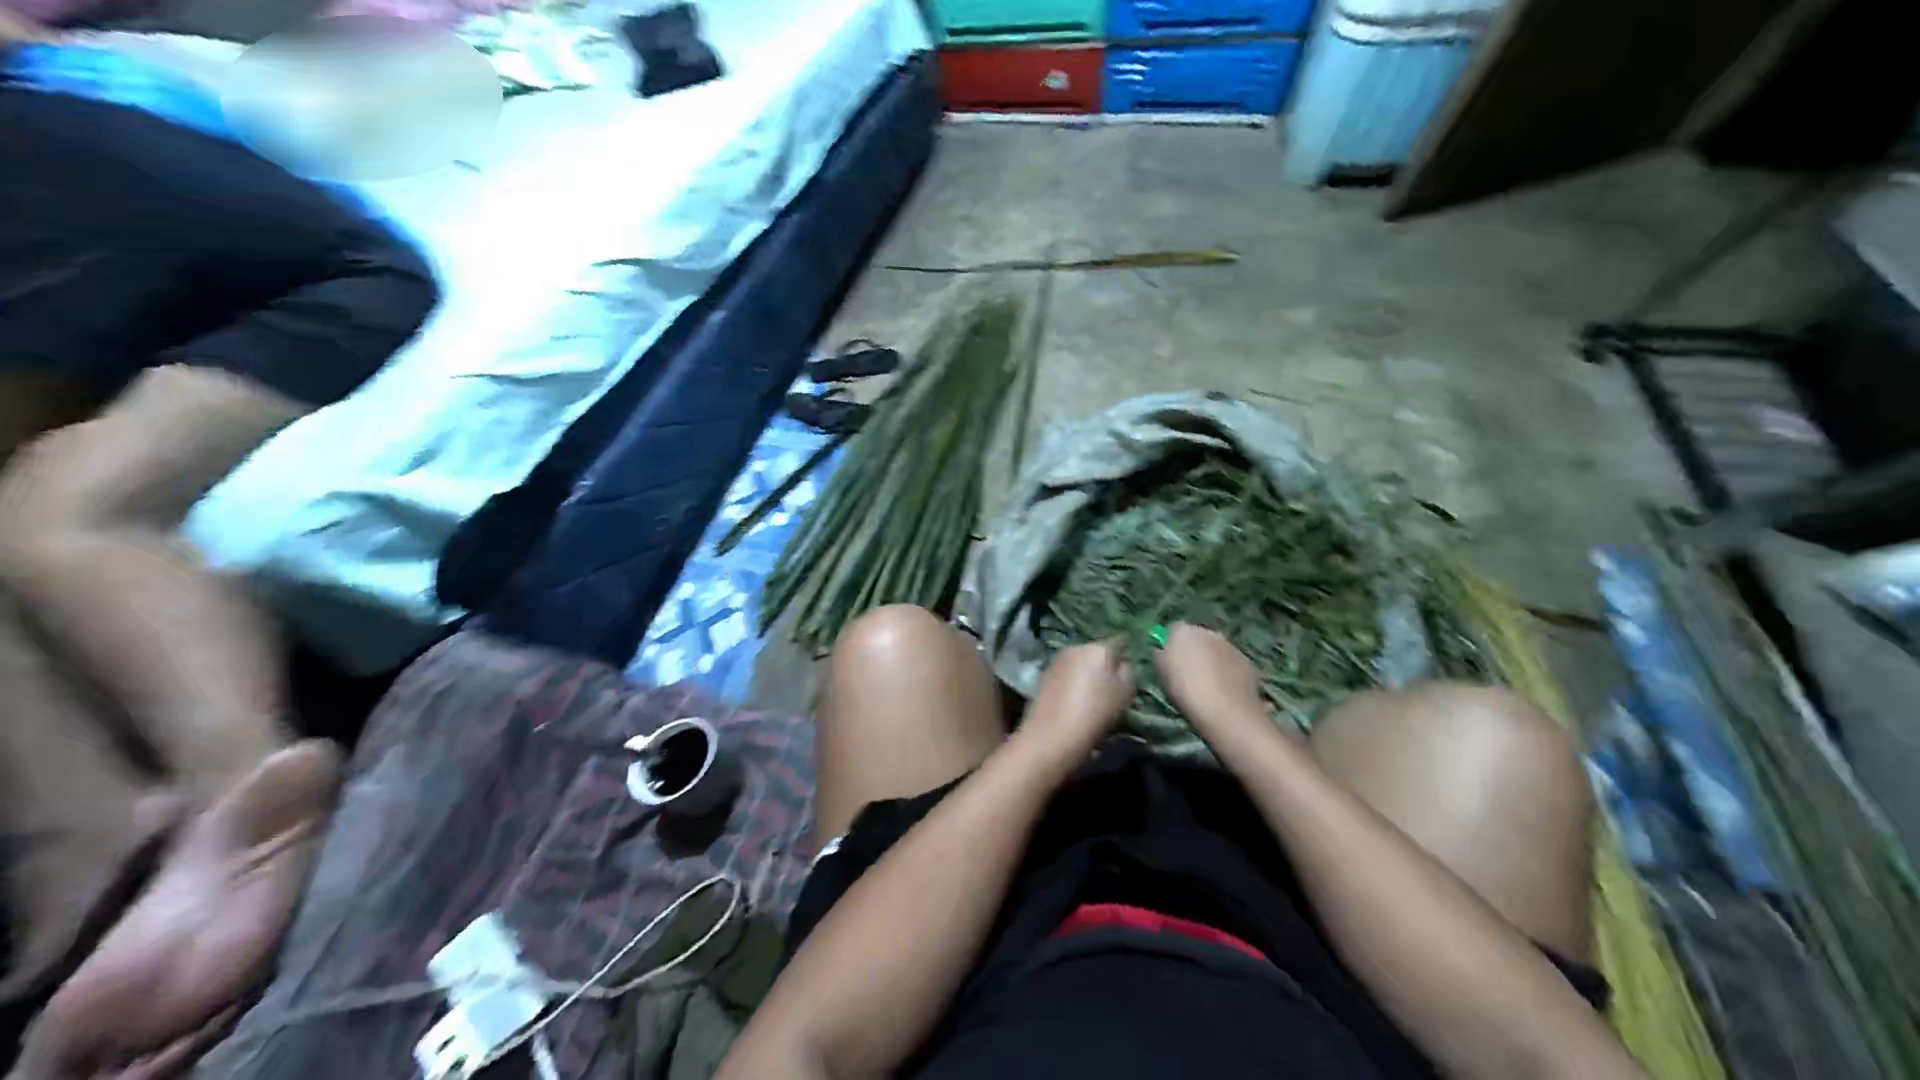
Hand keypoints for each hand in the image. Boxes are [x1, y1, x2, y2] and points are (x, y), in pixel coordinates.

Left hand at [1018, 642, 1133, 762]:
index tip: (1131, 669)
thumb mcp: (1125, 693)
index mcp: (1098, 648)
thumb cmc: (1095, 712)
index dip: (1128, 653)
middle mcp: (1075, 647)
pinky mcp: (1043, 676)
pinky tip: (1074, 701)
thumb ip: (1128, 672)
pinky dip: (1072, 683)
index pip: (1120, 641)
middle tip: (1113, 686)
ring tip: (1092, 697)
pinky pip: (1065, 674)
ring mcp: (1056, 661)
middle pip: (1097, 652)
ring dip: (1086, 673)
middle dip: (1105, 664)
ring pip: (1079, 663)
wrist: (1052, 734)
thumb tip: (1123, 663)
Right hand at [1152, 623, 1267, 733]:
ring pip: (1216, 649)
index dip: (1171, 644)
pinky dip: (1227, 671)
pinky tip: (1224, 690)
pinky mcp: (1247, 662)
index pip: (1174, 630)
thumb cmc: (1185, 690)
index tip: (1170, 661)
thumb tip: (1164, 652)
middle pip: (1198, 637)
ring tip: (1208, 684)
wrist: (1226, 711)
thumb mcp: (1161, 673)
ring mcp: (1231, 646)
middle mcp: (1209, 632)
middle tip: (1189, 672)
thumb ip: (1161, 656)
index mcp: (1183, 631)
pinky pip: (1231, 663)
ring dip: (1212, 660)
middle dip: (1194, 650)